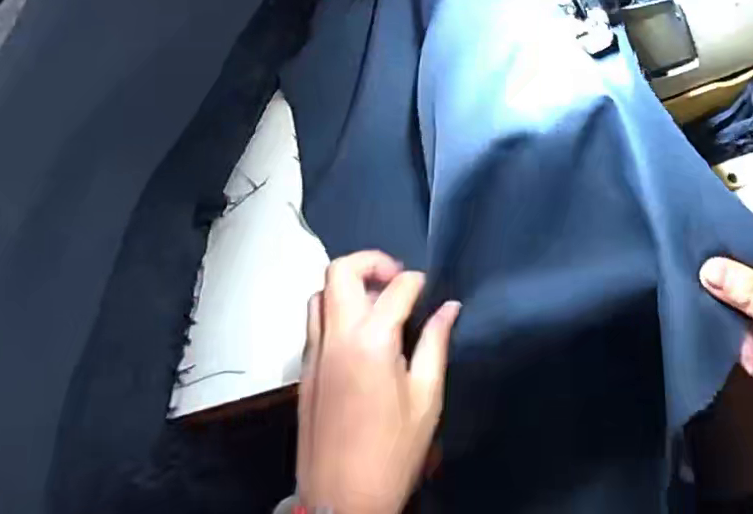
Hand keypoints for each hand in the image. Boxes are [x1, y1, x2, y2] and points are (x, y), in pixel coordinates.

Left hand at [298, 251, 461, 513]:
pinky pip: (314, 322)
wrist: (341, 506)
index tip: (430, 292)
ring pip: (320, 293)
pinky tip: (359, 335)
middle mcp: (336, 337)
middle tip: (396, 280)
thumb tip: (448, 307)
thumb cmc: (392, 453)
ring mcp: (314, 354)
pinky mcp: (304, 372)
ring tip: (377, 306)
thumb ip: (436, 344)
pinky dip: (335, 311)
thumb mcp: (426, 399)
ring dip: (349, 287)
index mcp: (371, 341)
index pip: (396, 286)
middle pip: (341, 270)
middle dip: (372, 262)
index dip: (418, 282)